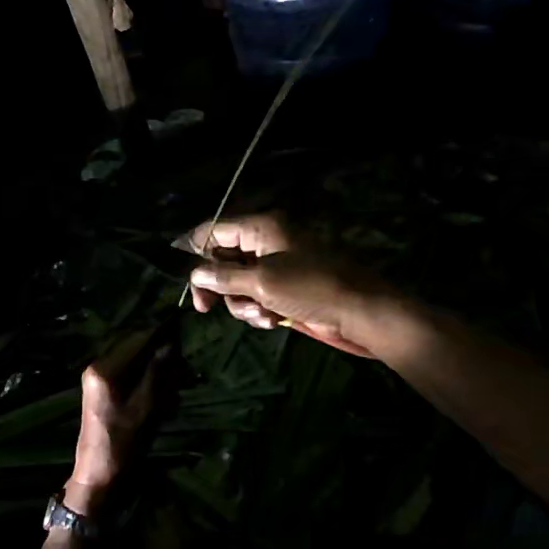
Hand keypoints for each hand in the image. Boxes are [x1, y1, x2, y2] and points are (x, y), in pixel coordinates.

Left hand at [67, 328, 173, 516]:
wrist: (99, 472)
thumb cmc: (122, 443)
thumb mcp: (145, 408)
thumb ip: (156, 374)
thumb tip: (169, 345)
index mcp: (105, 369)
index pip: (137, 340)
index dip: (160, 334)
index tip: (183, 330)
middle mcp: (98, 366)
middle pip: (135, 346)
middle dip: (161, 353)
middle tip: (186, 367)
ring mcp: (99, 377)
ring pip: (134, 359)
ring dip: (157, 366)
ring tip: (178, 382)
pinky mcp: (103, 388)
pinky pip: (129, 372)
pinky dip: (148, 378)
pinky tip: (164, 394)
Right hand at [182, 214, 394, 358]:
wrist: (359, 313)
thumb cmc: (312, 288)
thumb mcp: (262, 282)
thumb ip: (223, 277)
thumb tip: (195, 274)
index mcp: (262, 228)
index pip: (215, 231)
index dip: (196, 253)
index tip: (188, 279)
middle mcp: (266, 242)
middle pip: (223, 260)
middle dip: (219, 286)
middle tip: (205, 308)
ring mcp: (276, 266)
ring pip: (238, 283)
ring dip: (242, 303)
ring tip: (261, 314)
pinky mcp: (285, 288)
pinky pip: (256, 297)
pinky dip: (258, 310)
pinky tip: (273, 320)